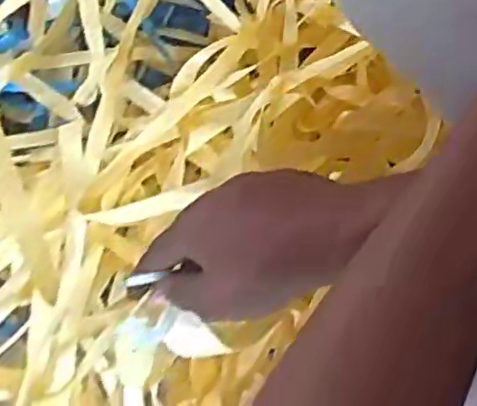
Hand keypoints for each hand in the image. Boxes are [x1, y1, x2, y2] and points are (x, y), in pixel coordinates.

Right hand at [132, 170, 389, 320]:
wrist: (338, 227)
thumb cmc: (271, 269)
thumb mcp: (217, 298)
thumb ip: (181, 292)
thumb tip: (163, 284)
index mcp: (195, 220)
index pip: (157, 251)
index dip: (146, 276)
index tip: (139, 294)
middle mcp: (219, 192)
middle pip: (190, 226)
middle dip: (184, 253)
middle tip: (185, 280)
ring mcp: (254, 180)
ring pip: (223, 213)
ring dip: (218, 236)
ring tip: (226, 262)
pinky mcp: (282, 178)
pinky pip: (252, 205)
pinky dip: (247, 224)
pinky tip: (262, 241)